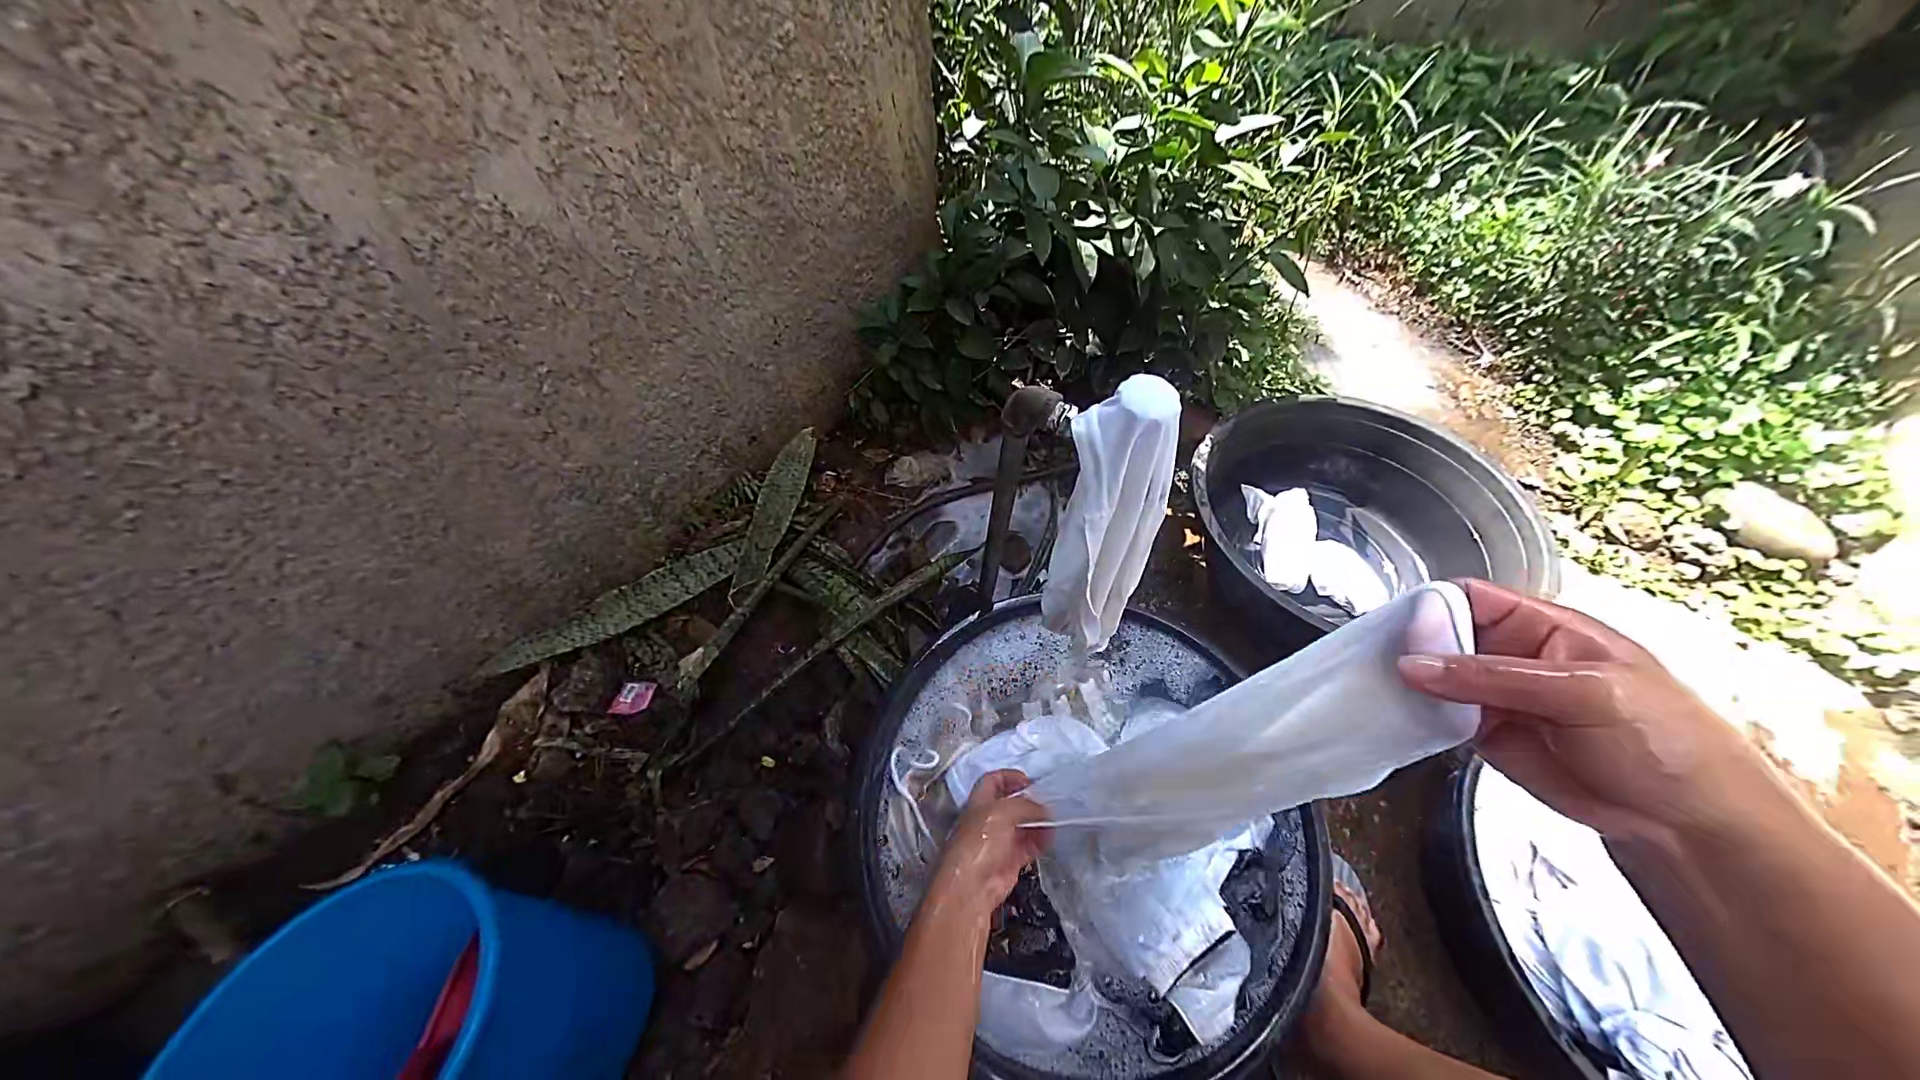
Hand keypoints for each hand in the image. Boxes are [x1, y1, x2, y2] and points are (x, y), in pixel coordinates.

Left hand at [925, 769, 1050, 919]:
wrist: (972, 886)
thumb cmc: (980, 842)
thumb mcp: (1002, 812)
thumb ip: (1025, 805)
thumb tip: (1043, 809)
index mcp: (979, 802)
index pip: (993, 781)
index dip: (1010, 777)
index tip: (1029, 780)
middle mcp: (988, 819)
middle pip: (1011, 804)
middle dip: (1029, 801)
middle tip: (1048, 801)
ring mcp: (999, 841)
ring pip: (1022, 825)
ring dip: (1038, 821)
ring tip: (1053, 820)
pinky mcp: (1010, 860)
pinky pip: (1028, 845)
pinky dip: (1040, 841)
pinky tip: (1051, 837)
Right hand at [1397, 580, 1777, 845]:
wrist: (1689, 828)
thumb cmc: (1668, 745)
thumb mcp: (1584, 694)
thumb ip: (1493, 676)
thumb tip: (1413, 665)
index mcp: (1544, 628)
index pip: (1473, 598)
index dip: (1433, 603)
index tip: (1399, 625)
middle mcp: (1513, 656)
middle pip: (1443, 634)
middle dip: (1412, 643)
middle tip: (1379, 658)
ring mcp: (1496, 696)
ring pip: (1434, 676)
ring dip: (1410, 681)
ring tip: (1379, 685)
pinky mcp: (1483, 733)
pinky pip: (1437, 715)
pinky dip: (1416, 714)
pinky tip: (1401, 714)